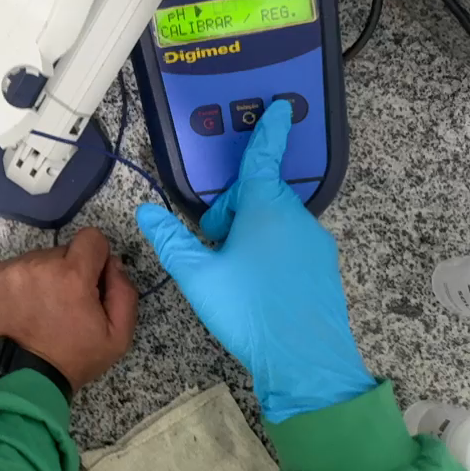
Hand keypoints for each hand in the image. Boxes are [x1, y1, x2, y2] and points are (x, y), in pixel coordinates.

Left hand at [0, 227, 137, 390]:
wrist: (20, 380)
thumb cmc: (72, 358)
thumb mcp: (117, 336)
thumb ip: (124, 292)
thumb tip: (113, 263)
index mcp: (72, 274)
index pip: (92, 237)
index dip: (97, 258)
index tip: (91, 281)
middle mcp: (40, 263)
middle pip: (64, 251)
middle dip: (69, 272)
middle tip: (65, 305)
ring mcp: (12, 269)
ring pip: (39, 260)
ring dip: (44, 277)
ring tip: (41, 310)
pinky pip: (15, 269)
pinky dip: (21, 284)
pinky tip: (22, 309)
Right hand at [136, 100, 374, 421]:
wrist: (306, 363)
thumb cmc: (249, 310)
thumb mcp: (197, 274)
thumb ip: (170, 238)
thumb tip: (146, 211)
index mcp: (267, 208)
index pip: (263, 157)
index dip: (269, 130)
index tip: (282, 107)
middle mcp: (296, 218)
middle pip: (258, 195)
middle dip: (231, 211)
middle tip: (211, 246)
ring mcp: (315, 244)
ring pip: (274, 221)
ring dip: (247, 232)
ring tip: (230, 271)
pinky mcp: (323, 269)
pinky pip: (290, 243)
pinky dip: (268, 250)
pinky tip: (255, 286)